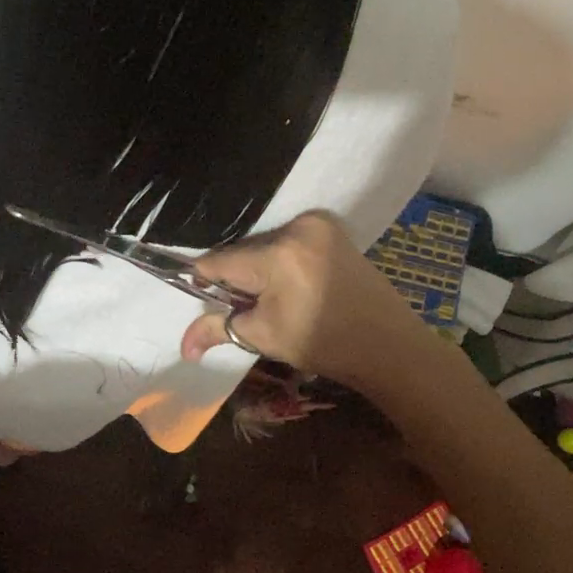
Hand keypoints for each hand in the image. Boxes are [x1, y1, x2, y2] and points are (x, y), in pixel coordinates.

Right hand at [179, 211, 438, 393]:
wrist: (388, 346)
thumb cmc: (323, 344)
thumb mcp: (263, 337)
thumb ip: (217, 329)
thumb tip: (184, 348)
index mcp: (277, 254)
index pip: (219, 261)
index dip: (205, 282)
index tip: (205, 300)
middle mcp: (296, 227)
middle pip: (242, 251)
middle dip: (237, 278)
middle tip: (249, 308)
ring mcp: (318, 224)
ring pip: (264, 246)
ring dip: (259, 269)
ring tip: (276, 300)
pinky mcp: (331, 228)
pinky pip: (288, 241)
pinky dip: (281, 261)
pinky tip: (295, 287)